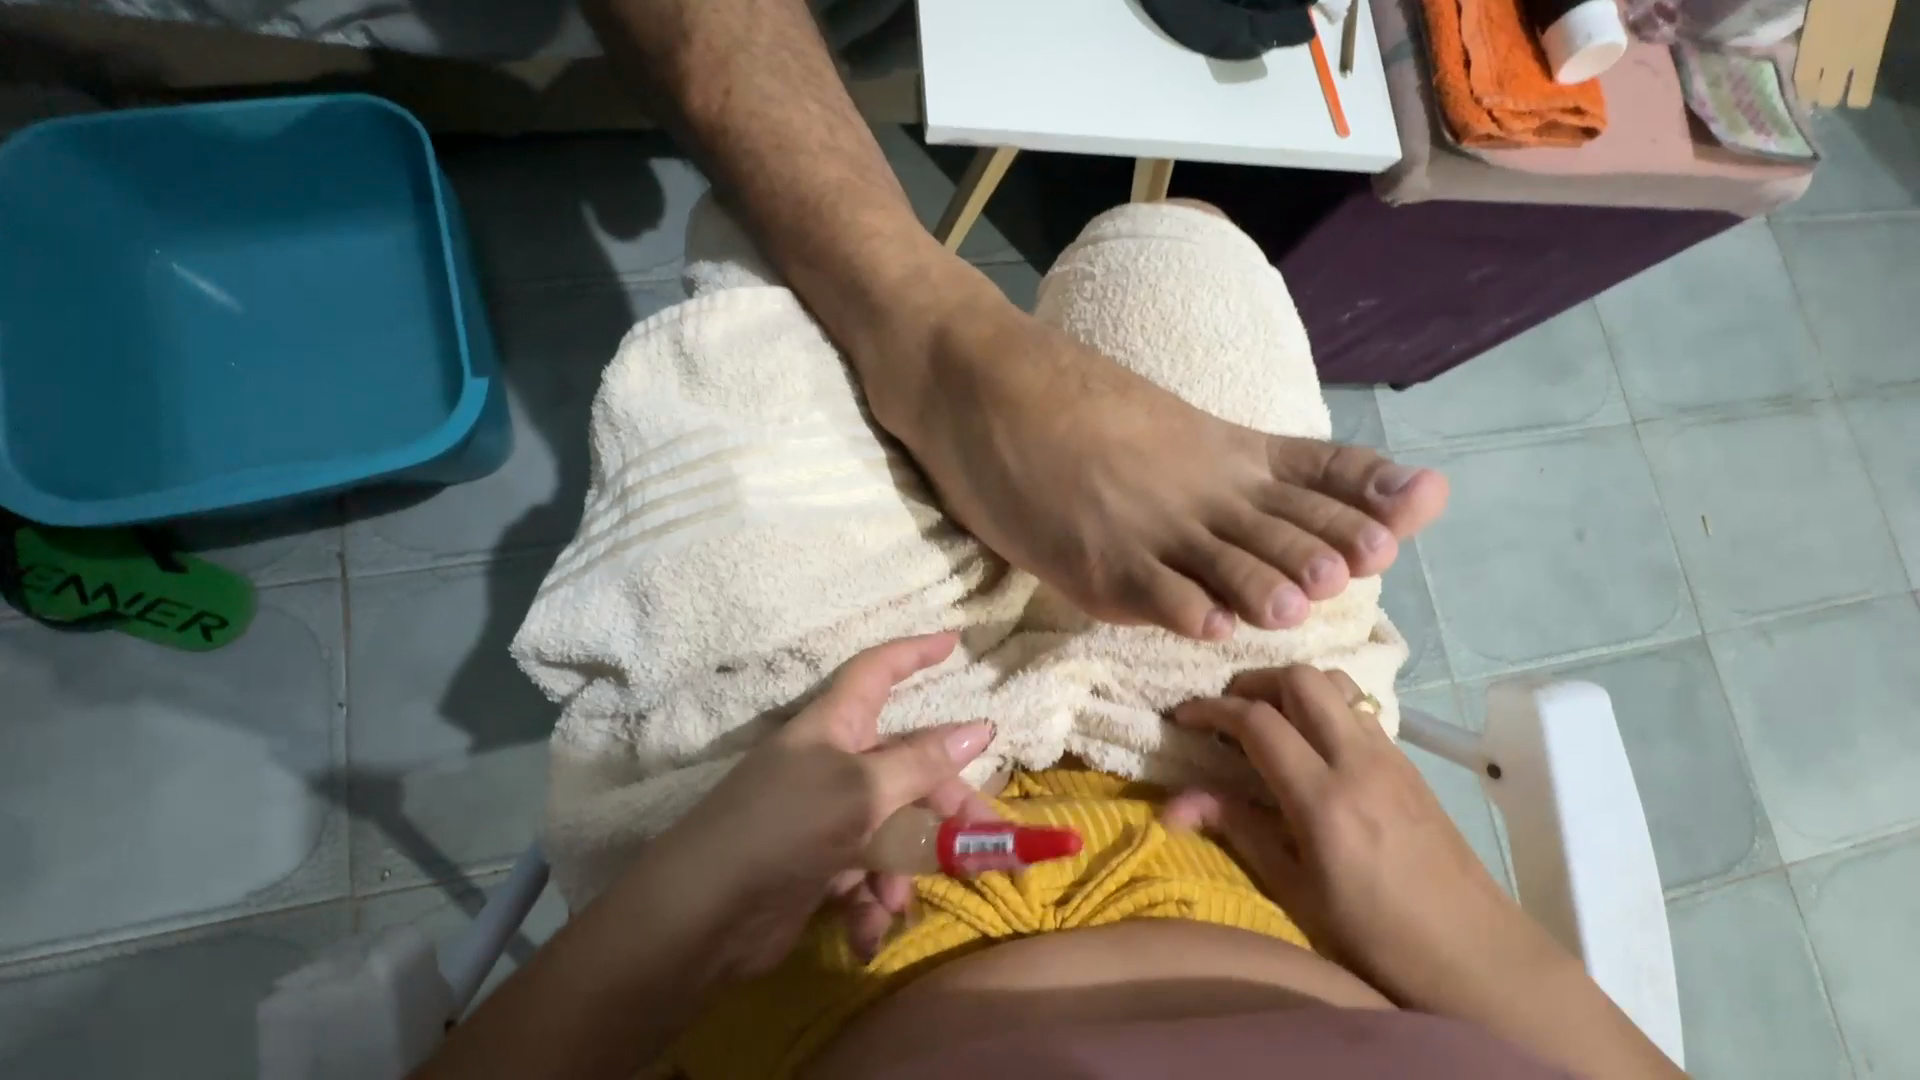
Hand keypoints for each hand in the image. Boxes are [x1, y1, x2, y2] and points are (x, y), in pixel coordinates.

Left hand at [640, 633, 992, 982]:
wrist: (702, 916)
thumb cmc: (784, 827)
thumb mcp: (861, 790)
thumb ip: (922, 763)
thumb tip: (978, 729)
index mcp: (837, 726)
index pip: (878, 671)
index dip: (914, 653)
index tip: (954, 642)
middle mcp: (835, 764)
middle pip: (909, 769)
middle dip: (946, 811)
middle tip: (987, 846)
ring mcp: (826, 818)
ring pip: (893, 831)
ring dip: (901, 872)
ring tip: (894, 904)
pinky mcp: (818, 867)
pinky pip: (864, 876)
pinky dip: (870, 905)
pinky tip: (866, 933)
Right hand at [862, 267, 1447, 641]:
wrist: (983, 382)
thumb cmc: (1062, 401)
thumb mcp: (1158, 421)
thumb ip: (1210, 459)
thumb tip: (1251, 505)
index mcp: (1221, 448)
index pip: (1316, 471)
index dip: (1368, 492)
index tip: (1418, 502)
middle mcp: (1196, 487)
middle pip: (1279, 524)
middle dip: (1325, 546)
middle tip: (1356, 566)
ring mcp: (1145, 526)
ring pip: (1221, 561)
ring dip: (1262, 583)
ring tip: (1294, 603)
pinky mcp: (1090, 560)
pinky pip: (1146, 592)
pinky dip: (1180, 609)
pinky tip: (1208, 625)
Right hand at [1164, 665, 1559, 1008]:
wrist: (1478, 956)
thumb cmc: (1376, 937)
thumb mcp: (1295, 891)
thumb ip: (1237, 830)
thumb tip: (1172, 805)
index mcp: (1324, 798)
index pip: (1257, 720)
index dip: (1211, 709)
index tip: (1181, 716)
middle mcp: (1359, 761)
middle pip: (1300, 679)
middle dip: (1252, 683)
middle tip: (1227, 713)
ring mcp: (1390, 757)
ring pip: (1334, 684)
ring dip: (1291, 689)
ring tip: (1267, 722)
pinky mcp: (1409, 764)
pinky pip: (1357, 709)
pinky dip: (1322, 706)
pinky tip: (1310, 746)